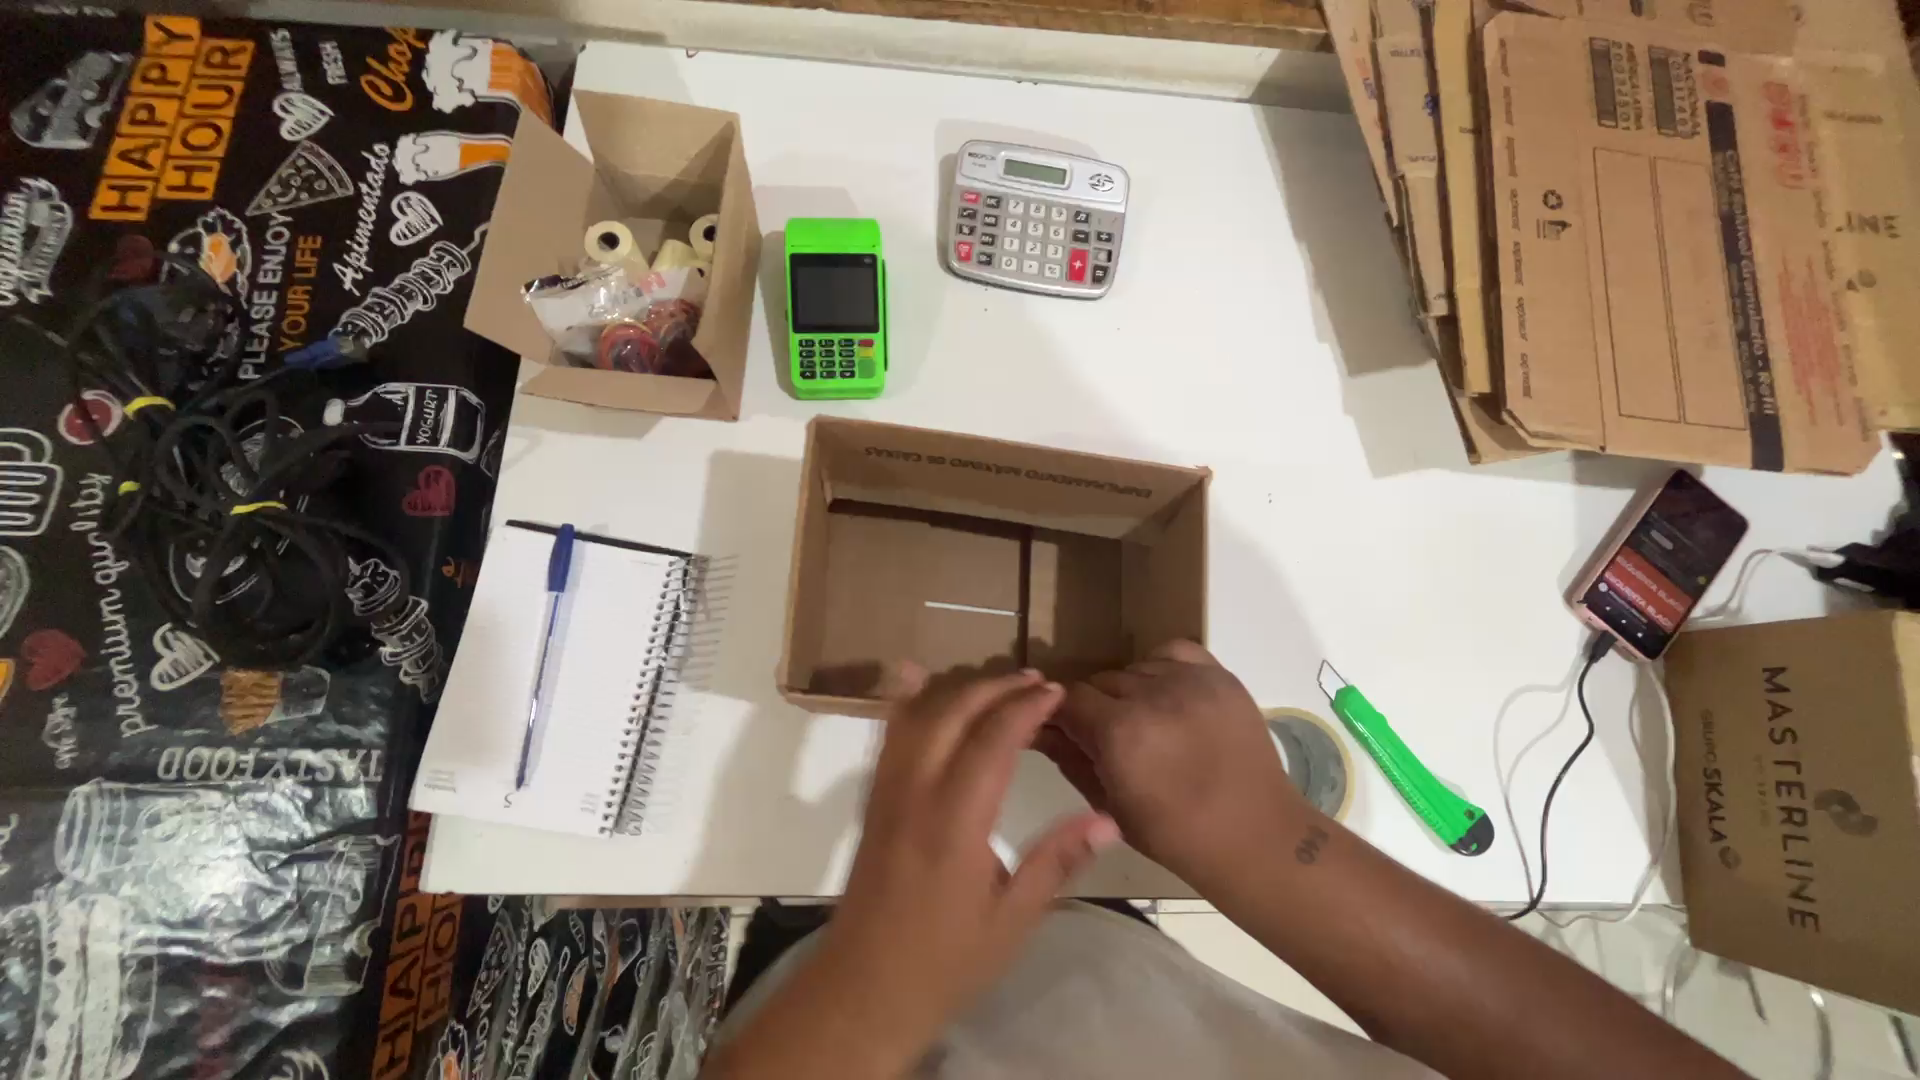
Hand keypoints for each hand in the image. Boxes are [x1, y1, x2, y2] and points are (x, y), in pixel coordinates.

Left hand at [807, 667, 1118, 1070]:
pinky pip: (888, 734)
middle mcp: (915, 793)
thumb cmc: (945, 961)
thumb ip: (1057, 860)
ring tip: (997, 683)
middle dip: (995, 688)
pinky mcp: (872, 798)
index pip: (992, 741)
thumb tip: (1108, 819)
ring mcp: (886, 791)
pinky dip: (908, 700)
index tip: (1056, 691)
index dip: (1025, 708)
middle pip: (952, 713)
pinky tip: (920, 681)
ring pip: (917, 715)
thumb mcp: (1013, 920)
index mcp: (955, 822)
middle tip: (1035, 681)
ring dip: (958, 689)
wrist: (864, 988)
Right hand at [1035, 641, 1307, 891]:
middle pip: (1100, 681)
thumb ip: (1070, 757)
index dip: (1062, 714)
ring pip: (1134, 668)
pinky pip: (1173, 652)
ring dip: (1129, 691)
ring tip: (1146, 722)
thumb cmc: (1174, 834)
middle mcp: (1152, 696)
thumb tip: (1036, 727)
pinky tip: (1168, 696)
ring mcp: (1191, 681)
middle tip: (1110, 738)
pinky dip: (1162, 668)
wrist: (1254, 836)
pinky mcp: (1220, 676)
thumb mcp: (1109, 803)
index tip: (1066, 731)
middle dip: (1096, 707)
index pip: (1069, 698)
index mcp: (1120, 732)